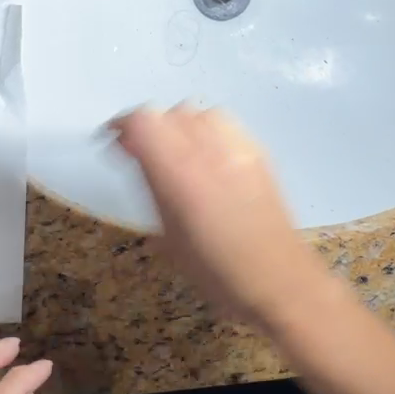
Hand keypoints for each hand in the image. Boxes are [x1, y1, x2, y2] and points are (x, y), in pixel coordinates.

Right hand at [112, 106, 332, 329]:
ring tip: (174, 152)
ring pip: (196, 112)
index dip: (122, 126)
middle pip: (167, 112)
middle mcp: (209, 149)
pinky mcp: (258, 150)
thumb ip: (151, 187)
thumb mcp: (168, 236)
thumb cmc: (216, 271)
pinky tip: (205, 155)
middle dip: (148, 128)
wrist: (280, 281)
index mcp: (180, 172)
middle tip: (139, 153)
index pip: (142, 121)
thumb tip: (135, 157)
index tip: (114, 143)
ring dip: (178, 125)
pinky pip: (223, 122)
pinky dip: (205, 129)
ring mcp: (237, 146)